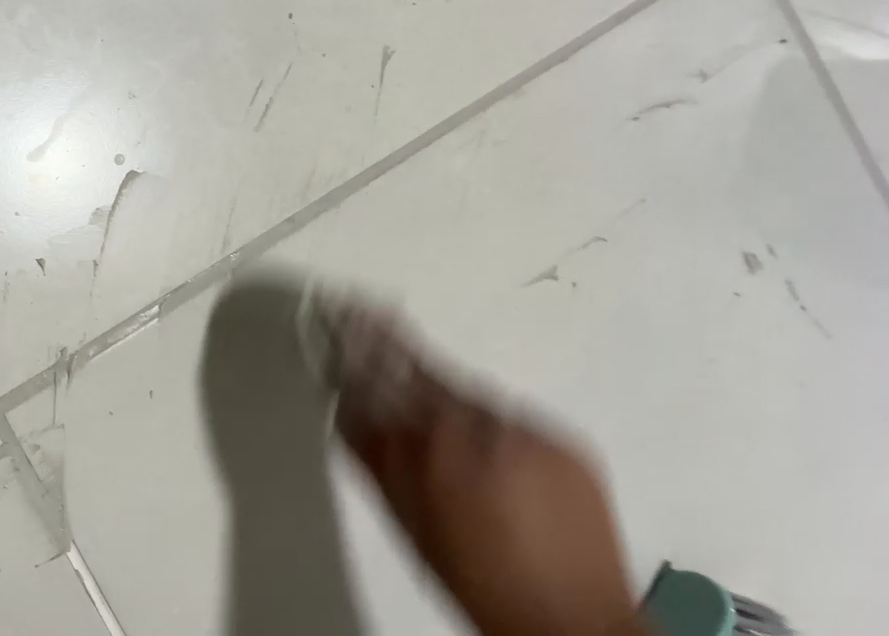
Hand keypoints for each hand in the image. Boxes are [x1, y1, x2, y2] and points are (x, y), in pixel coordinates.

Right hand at [323, 304, 642, 635]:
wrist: (577, 625)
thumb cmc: (478, 580)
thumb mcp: (408, 519)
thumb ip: (375, 454)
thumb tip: (345, 406)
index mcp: (436, 444)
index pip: (384, 373)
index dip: (358, 339)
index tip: (338, 311)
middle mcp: (486, 425)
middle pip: (424, 371)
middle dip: (391, 348)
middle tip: (360, 312)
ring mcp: (531, 431)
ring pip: (467, 394)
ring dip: (440, 390)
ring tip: (423, 399)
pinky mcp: (567, 442)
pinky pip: (509, 416)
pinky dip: (486, 420)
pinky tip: (477, 440)